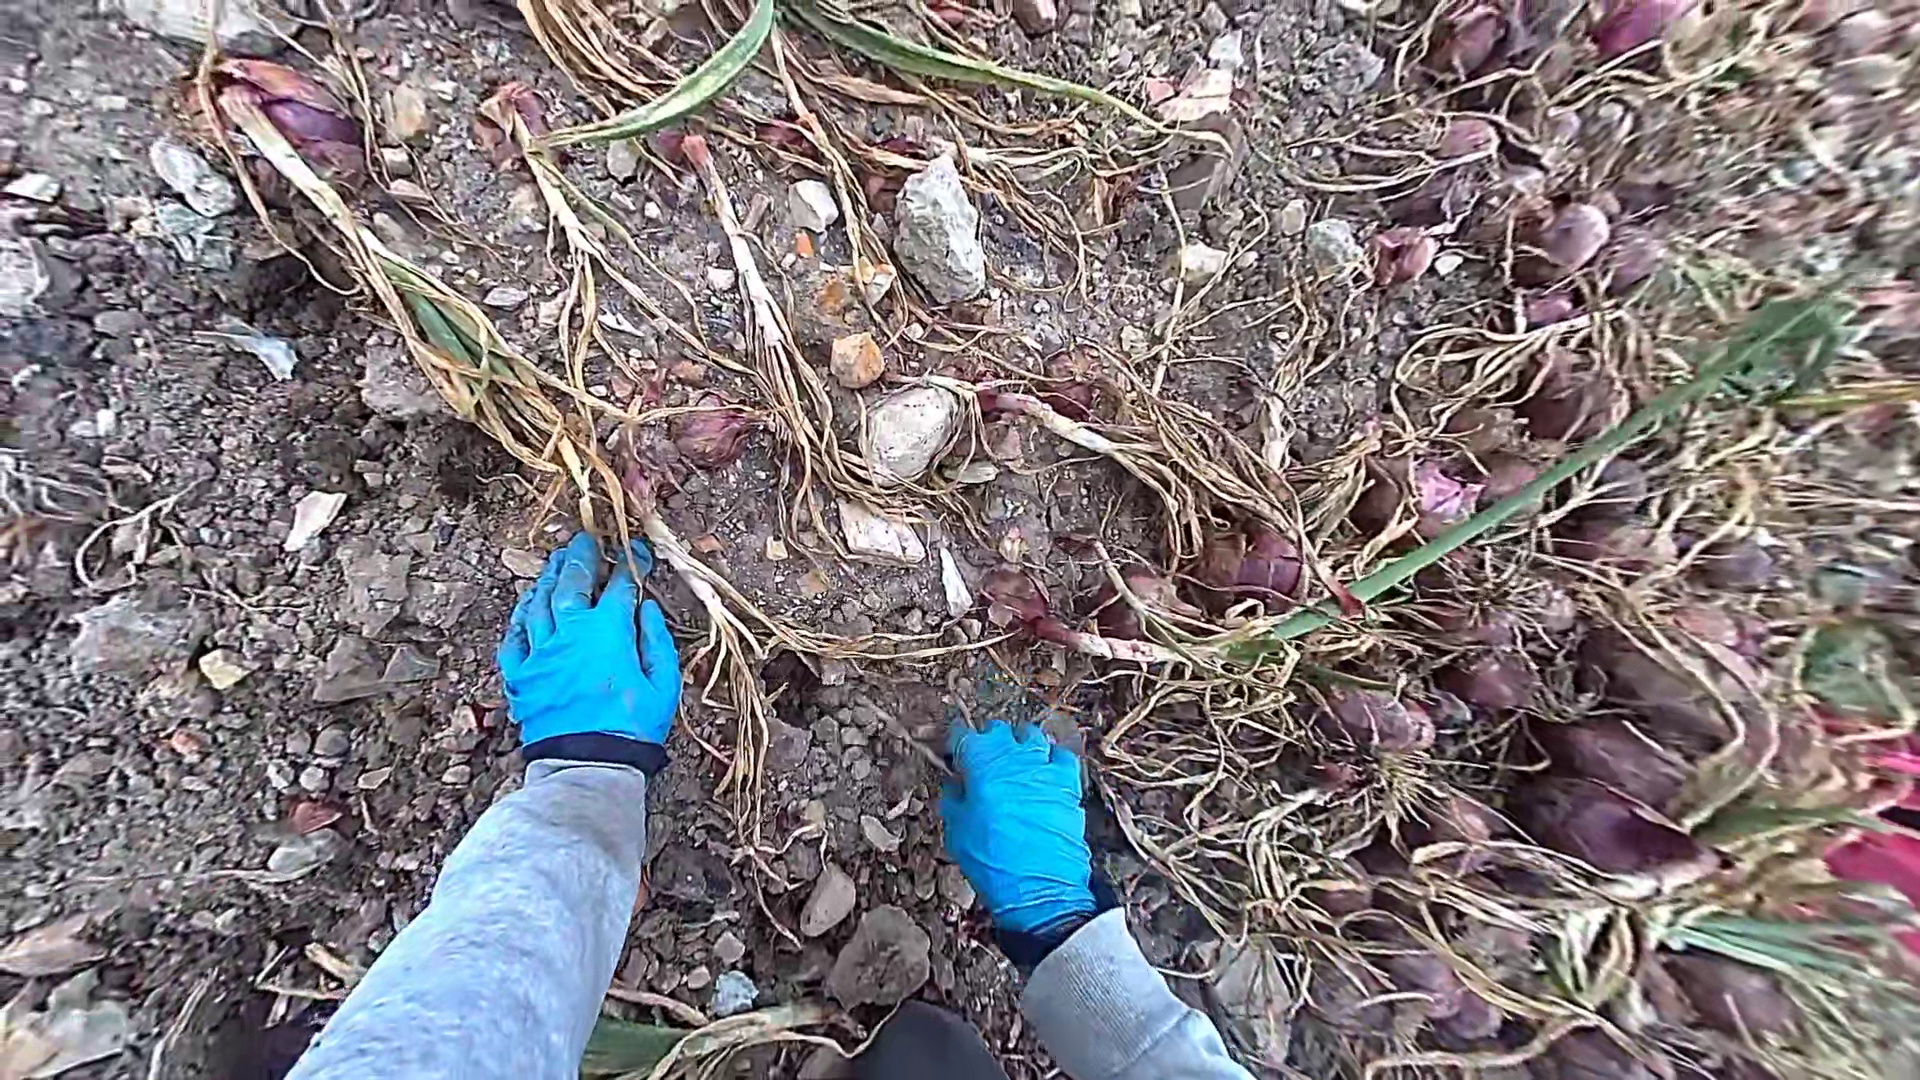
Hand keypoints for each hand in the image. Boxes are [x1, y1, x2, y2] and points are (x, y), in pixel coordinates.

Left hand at [496, 531, 680, 747]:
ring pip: (539, 603)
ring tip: (556, 562)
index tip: (638, 551)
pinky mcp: (521, 674)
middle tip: (585, 540)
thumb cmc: (634, 722)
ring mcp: (540, 652)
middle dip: (581, 557)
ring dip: (549, 579)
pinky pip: (514, 637)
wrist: (588, 763)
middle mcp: (570, 633)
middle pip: (572, 583)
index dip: (631, 564)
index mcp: (608, 632)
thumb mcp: (663, 680)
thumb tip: (645, 607)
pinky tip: (526, 604)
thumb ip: (655, 639)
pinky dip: (520, 616)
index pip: (620, 586)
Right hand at [939, 718, 1094, 936]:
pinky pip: (1061, 755)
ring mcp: (1043, 763)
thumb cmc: (993, 860)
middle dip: (988, 741)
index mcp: (980, 760)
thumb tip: (955, 786)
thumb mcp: (957, 831)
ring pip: (1031, 735)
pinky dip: (1052, 759)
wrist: (1039, 887)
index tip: (954, 752)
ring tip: (1016, 762)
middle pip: (997, 730)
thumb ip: (953, 799)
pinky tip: (1046, 772)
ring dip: (1020, 745)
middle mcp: (1012, 754)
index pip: (961, 734)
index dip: (955, 743)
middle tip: (983, 761)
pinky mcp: (1067, 780)